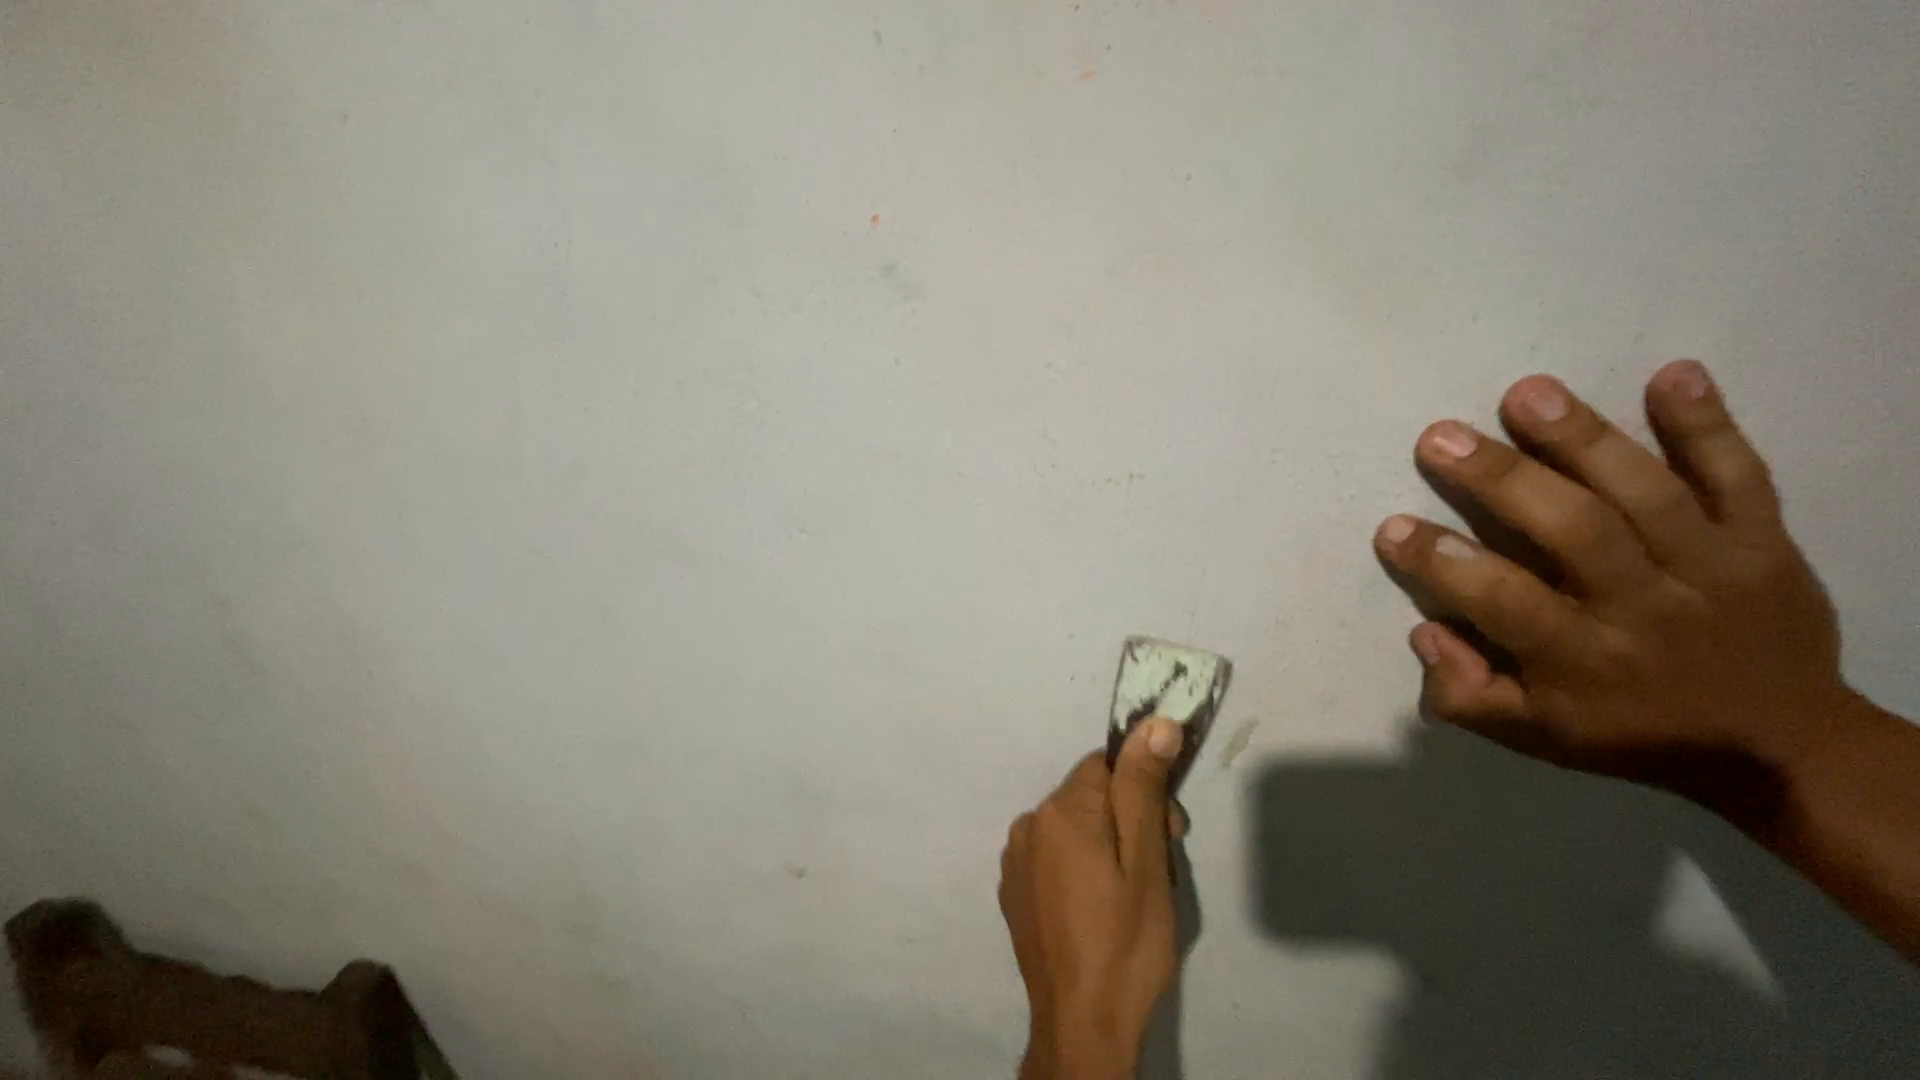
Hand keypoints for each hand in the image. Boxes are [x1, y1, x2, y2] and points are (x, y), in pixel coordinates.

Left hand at [999, 719, 1185, 1079]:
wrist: (1081, 1024)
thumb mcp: (1145, 862)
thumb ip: (1143, 788)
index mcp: (1059, 811)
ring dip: (1104, 844)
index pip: (1106, 765)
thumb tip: (1153, 723)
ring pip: (1073, 827)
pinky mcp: (1014, 892)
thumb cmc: (1125, 942)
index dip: (1143, 791)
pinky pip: (1053, 857)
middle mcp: (1027, 825)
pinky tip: (1098, 909)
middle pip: (1089, 796)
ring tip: (1128, 895)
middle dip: (1127, 818)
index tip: (1166, 833)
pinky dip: (1079, 868)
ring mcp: (1016, 861)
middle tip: (1154, 870)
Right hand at [1374, 361, 1857, 807]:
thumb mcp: (1536, 737)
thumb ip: (1466, 693)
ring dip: (1586, 439)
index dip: (1443, 564)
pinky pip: (1742, 478)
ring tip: (1527, 394)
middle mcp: (1643, 606)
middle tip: (1440, 437)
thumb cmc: (1633, 733)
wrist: (1782, 745)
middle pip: (1574, 531)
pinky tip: (1673, 373)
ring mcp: (1711, 568)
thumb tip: (1424, 631)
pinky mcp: (1764, 543)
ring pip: (1647, 494)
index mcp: (1582, 659)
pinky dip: (1710, 425)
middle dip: (1501, 479)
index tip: (1393, 527)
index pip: (1502, 601)